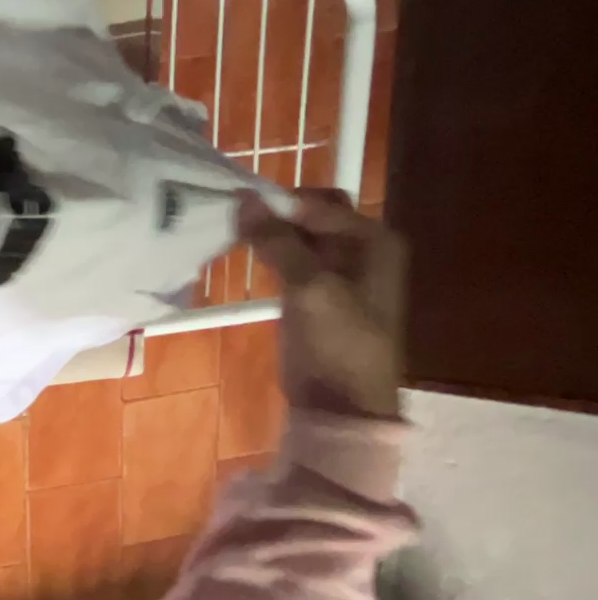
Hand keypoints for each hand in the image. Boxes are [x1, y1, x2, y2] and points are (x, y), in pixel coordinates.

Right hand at [235, 190, 407, 420]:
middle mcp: (359, 249)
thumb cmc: (337, 340)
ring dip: (267, 235)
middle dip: (274, 214)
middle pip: (312, 216)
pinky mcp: (313, 295)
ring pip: (298, 238)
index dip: (278, 201)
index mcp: (373, 241)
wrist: (341, 398)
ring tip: (228, 236)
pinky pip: (290, 261)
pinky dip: (268, 255)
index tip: (230, 201)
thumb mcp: (309, 288)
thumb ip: (278, 243)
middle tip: (229, 219)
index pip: (319, 204)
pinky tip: (242, 258)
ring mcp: (336, 273)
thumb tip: (245, 201)